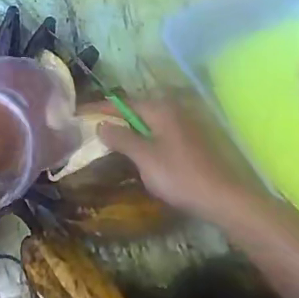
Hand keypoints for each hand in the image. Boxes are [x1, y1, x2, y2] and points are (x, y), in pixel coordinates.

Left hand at [0, 57, 76, 207]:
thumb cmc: (20, 141)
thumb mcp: (52, 148)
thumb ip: (68, 138)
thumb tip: (76, 132)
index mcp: (41, 75)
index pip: (54, 85)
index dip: (55, 104)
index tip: (53, 123)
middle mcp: (14, 66)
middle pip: (25, 82)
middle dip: (27, 99)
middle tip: (27, 123)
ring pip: (0, 86)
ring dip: (3, 101)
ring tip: (2, 127)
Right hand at [98, 96, 261, 225]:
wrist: (219, 195)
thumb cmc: (179, 175)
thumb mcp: (145, 157)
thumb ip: (122, 138)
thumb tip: (102, 123)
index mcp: (159, 108)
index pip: (123, 102)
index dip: (100, 107)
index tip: (79, 112)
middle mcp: (171, 109)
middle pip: (136, 108)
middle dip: (113, 116)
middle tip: (91, 126)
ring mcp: (182, 123)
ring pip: (147, 120)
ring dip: (128, 127)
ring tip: (108, 138)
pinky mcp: (187, 138)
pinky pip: (157, 130)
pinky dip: (142, 136)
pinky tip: (135, 150)